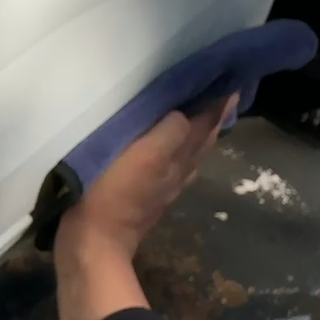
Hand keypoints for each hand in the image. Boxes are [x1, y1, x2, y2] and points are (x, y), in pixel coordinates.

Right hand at [54, 94, 236, 319]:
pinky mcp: (148, 199)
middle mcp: (178, 171)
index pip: (206, 122)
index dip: (217, 101)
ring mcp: (164, 188)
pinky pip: (173, 166)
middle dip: (212, 115)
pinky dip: (180, 150)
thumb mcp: (141, 156)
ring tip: (201, 114)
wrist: (92, 243)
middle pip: (202, 139)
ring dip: (199, 133)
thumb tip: (185, 113)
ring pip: (191, 154)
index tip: (227, 76)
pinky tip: (171, 150)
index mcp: (178, 156)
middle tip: (218, 89)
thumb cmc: (111, 193)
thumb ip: (168, 132)